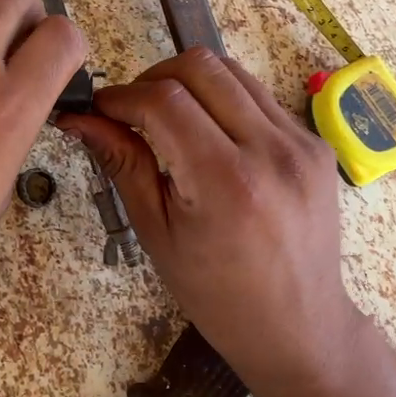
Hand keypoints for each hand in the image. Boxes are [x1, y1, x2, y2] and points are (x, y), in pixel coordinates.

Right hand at [59, 48, 395, 396]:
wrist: (301, 329)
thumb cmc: (217, 293)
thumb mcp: (156, 232)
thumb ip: (122, 163)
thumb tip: (79, 117)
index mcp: (226, 182)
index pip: (163, 101)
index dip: (122, 96)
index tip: (101, 109)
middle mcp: (270, 151)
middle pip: (200, 67)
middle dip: (154, 78)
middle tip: (135, 110)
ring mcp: (301, 143)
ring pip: (231, 70)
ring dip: (190, 82)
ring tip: (171, 117)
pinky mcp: (316, 142)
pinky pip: (259, 94)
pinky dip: (223, 99)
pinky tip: (211, 134)